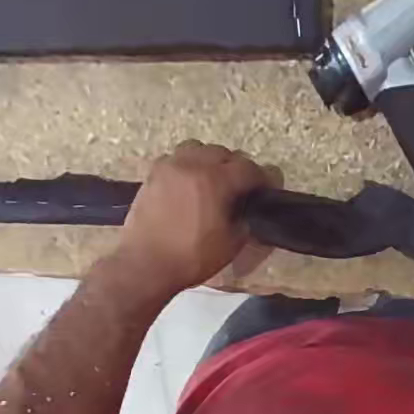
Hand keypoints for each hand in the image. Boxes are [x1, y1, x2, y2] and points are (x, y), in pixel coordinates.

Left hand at [107, 140, 271, 293]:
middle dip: (237, 168)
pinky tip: (190, 186)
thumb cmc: (194, 256)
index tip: (267, 190)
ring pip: (198, 149)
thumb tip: (246, 209)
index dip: (263, 178)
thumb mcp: (233, 242)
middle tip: (242, 189)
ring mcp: (169, 167)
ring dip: (211, 161)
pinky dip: (188, 166)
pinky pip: (176, 158)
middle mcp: (192, 165)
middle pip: (224, 153)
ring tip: (214, 181)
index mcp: (215, 181)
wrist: (147, 264)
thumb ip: (245, 218)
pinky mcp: (153, 174)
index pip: (248, 168)